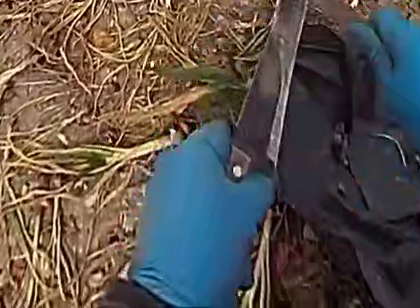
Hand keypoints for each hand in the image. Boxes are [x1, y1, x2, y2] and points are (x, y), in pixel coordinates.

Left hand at [131, 122, 274, 307]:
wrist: (171, 296)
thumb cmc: (209, 242)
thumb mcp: (252, 204)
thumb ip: (263, 178)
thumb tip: (264, 174)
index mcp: (194, 147)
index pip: (228, 129)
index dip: (249, 147)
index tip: (262, 169)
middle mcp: (173, 163)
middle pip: (217, 163)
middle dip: (238, 186)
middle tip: (251, 209)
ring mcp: (161, 193)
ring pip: (206, 192)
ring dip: (224, 212)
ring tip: (237, 239)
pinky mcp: (156, 222)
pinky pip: (190, 215)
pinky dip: (206, 229)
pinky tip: (219, 253)